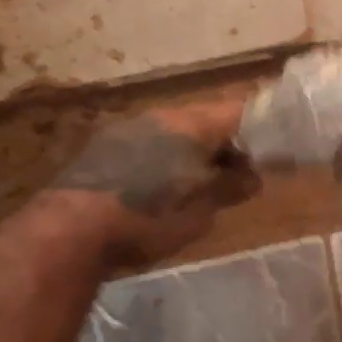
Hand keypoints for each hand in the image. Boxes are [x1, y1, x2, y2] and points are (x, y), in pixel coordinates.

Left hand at [49, 101, 257, 267]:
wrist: (68, 230)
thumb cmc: (146, 218)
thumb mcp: (200, 211)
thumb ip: (229, 188)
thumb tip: (253, 176)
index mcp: (191, 123)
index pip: (240, 110)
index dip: (261, 127)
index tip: (273, 149)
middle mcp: (162, 115)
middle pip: (207, 120)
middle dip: (226, 144)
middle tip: (240, 174)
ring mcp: (129, 128)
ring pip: (175, 132)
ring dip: (193, 153)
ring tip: (201, 185)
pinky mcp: (103, 148)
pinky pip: (148, 145)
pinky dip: (164, 160)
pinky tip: (160, 189)